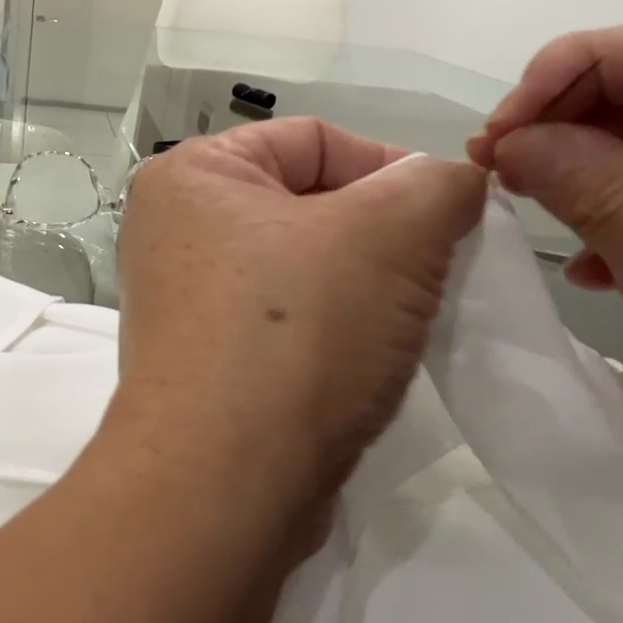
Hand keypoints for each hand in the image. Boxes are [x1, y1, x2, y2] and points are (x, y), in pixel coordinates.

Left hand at [109, 117, 485, 536]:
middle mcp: (172, 230)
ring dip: (364, 289)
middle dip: (383, 237)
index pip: (315, 141)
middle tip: (435, 278)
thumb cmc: (297, 332)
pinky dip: (332, 333)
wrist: (223, 481)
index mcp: (191, 175)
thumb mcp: (390, 232)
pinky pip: (283, 324)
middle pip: (308, 205)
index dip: (394, 170)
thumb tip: (450, 182)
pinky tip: (369, 362)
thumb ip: (436, 185)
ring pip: (301, 269)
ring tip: (405, 323)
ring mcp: (183, 300)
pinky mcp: (203, 361)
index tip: (451, 222)